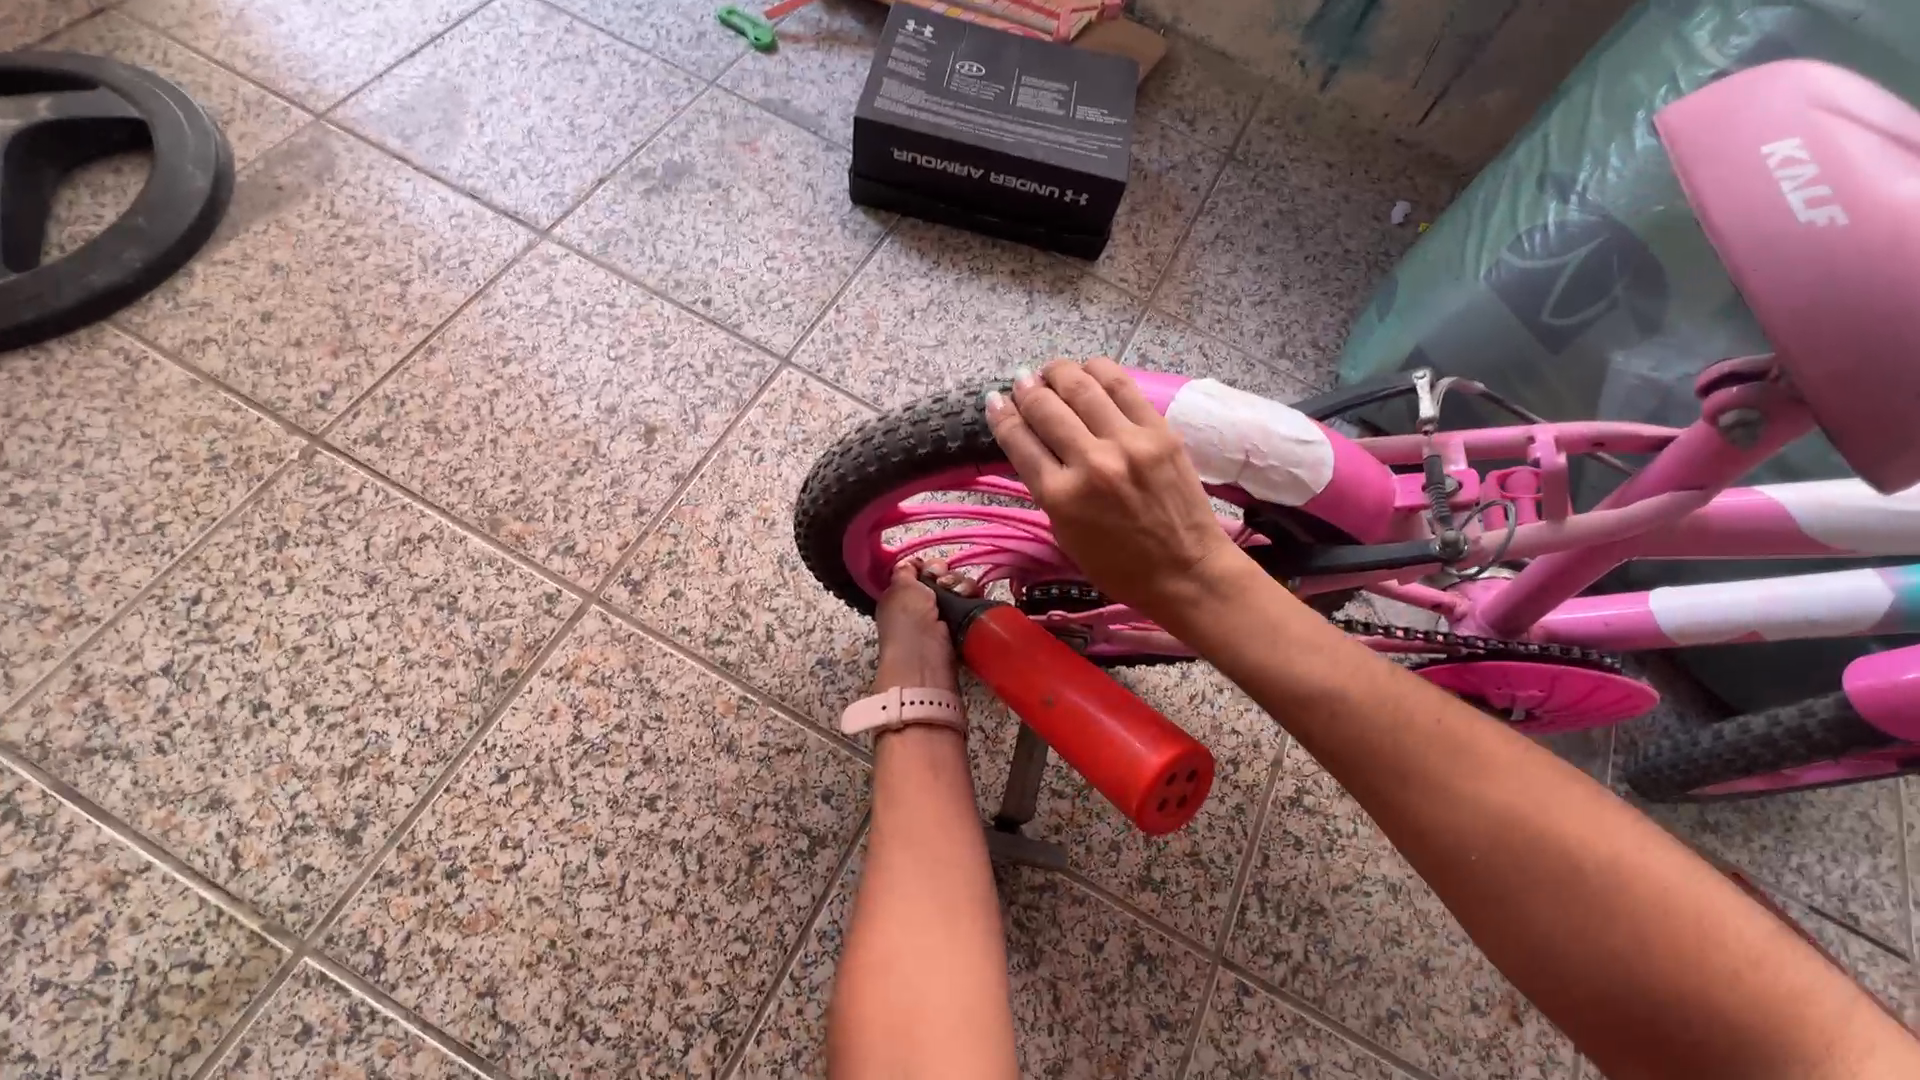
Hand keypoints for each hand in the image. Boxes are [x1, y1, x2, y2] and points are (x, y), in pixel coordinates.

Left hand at [873, 558, 976, 693]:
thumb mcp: (900, 589)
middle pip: (944, 577)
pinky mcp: (963, 626)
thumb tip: (910, 563)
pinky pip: (973, 602)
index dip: (927, 566)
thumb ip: (905, 571)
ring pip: (961, 588)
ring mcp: (944, 616)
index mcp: (902, 596)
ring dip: (962, 584)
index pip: (921, 572)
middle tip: (943, 584)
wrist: (925, 660)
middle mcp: (923, 605)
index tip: (930, 570)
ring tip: (958, 593)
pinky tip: (970, 597)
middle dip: (947, 575)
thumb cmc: (906, 622)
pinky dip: (974, 596)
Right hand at [984, 357, 1249, 624]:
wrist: (1187, 571)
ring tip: (1051, 372)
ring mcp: (1127, 443)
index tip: (994, 401)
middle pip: (1044, 406)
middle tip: (1021, 384)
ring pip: (1080, 385)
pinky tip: (1087, 371)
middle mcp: (1089, 463)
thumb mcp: (1065, 535)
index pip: (1018, 440)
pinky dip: (1097, 371)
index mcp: (1060, 497)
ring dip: (1057, 372)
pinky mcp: (1159, 431)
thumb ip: (1046, 488)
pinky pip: (1121, 386)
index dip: (1000, 415)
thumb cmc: (1119, 567)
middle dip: (1024, 390)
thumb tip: (1031, 444)